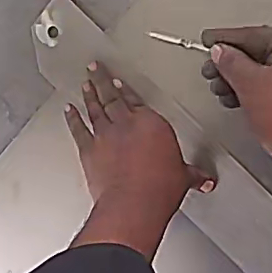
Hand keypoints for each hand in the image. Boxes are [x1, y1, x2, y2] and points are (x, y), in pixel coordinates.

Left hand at [66, 62, 213, 256]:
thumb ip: (191, 174)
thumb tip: (202, 179)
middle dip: (102, 80)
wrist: (134, 204)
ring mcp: (105, 136)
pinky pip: (78, 129)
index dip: (126, 89)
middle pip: (112, 96)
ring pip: (95, 108)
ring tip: (84, 83)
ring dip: (89, 94)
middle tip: (95, 68)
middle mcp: (126, 124)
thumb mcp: (182, 178)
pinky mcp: (89, 151)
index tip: (120, 81)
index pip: (136, 99)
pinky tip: (69, 111)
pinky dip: (72, 119)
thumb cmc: (158, 189)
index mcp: (151, 123)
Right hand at [200, 26, 271, 170]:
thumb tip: (220, 53)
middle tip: (211, 69)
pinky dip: (252, 91)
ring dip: (238, 80)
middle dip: (230, 64)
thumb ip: (230, 63)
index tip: (209, 40)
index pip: (254, 34)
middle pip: (258, 53)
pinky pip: (270, 86)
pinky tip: (238, 99)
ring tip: (222, 88)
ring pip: (263, 72)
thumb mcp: (250, 83)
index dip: (226, 39)